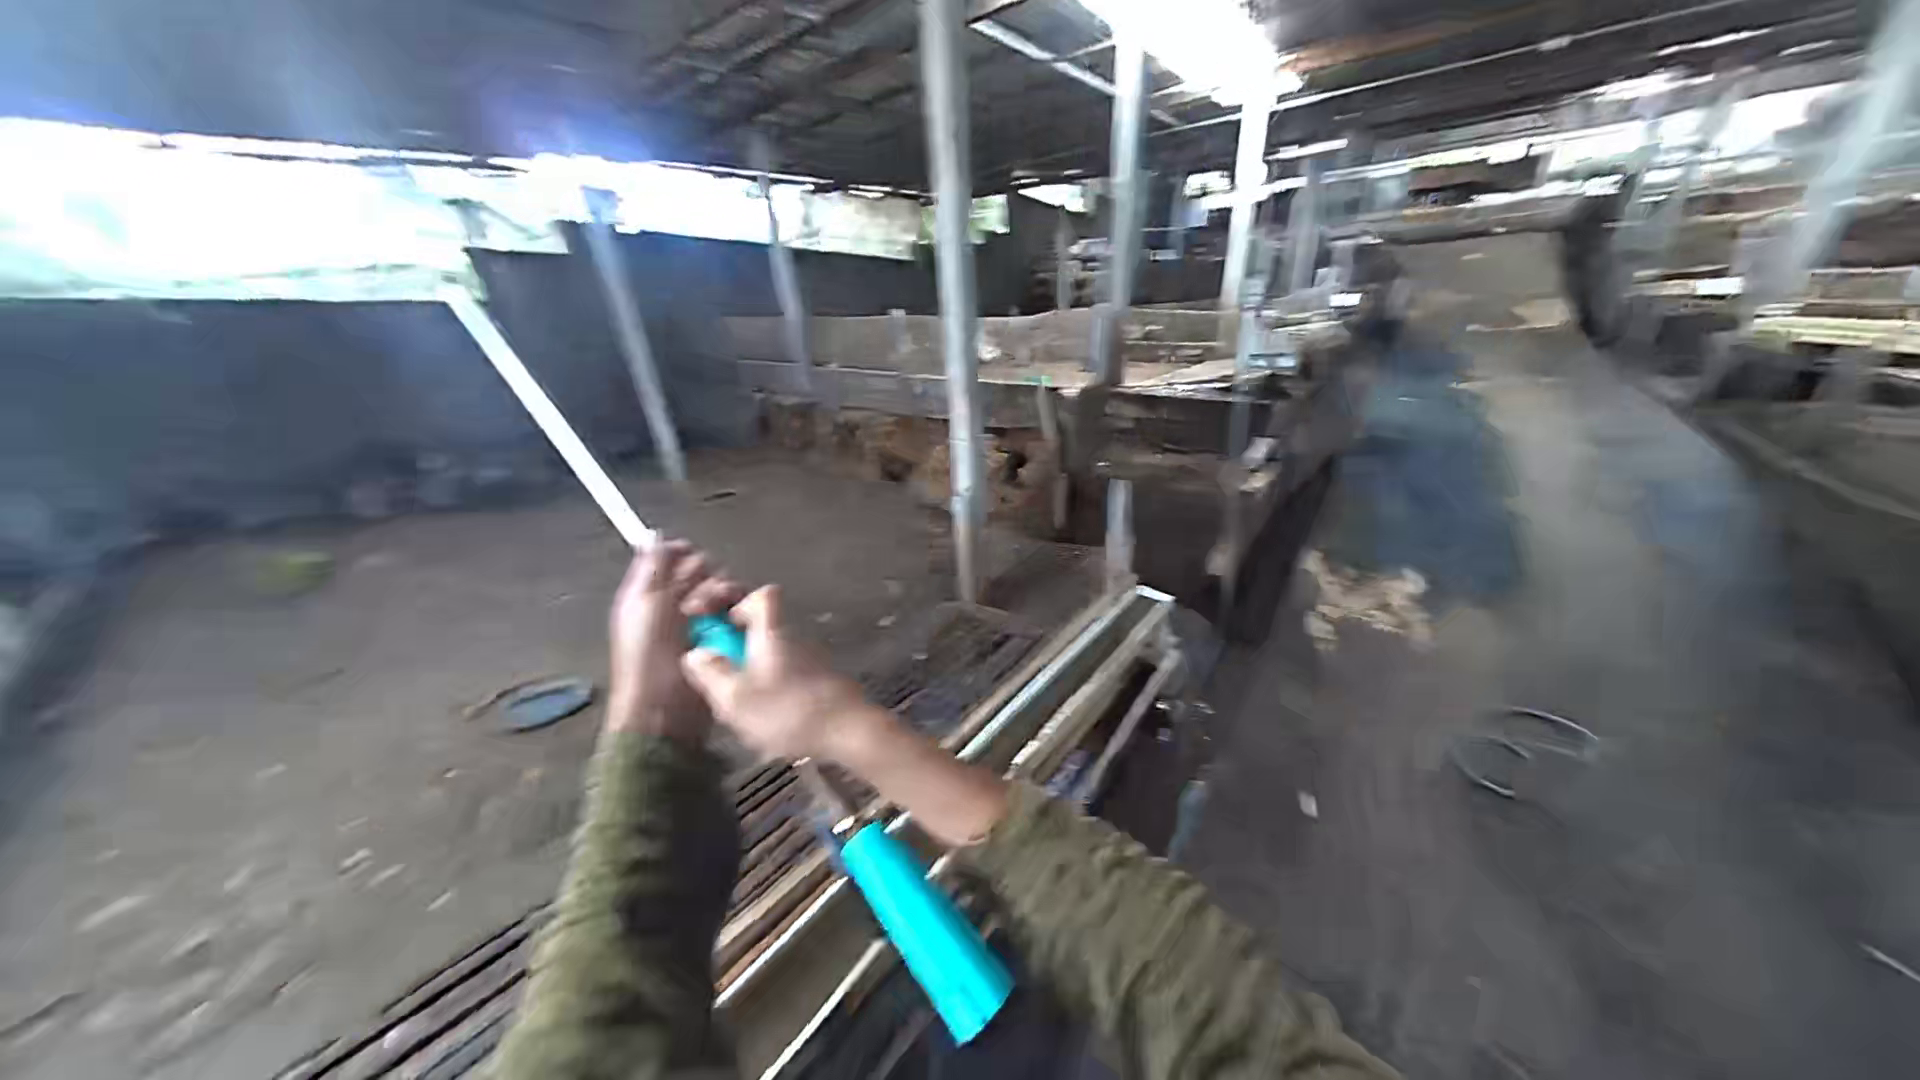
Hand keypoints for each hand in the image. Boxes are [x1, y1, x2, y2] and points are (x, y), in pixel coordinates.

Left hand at [606, 541, 742, 740]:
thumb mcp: (644, 601)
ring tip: (712, 614)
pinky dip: (736, 611)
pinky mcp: (722, 638)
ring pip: (723, 589)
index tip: (691, 558)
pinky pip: (736, 612)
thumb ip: (653, 566)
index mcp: (648, 593)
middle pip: (702, 571)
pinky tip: (733, 620)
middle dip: (704, 578)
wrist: (666, 703)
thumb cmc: (648, 652)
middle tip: (696, 598)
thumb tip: (654, 534)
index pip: (672, 558)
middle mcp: (674, 604)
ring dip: (720, 595)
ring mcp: (699, 623)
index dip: (683, 554)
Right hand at [680, 585, 877, 762]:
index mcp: (773, 631)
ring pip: (777, 652)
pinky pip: (791, 672)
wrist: (848, 731)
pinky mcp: (824, 681)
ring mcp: (814, 659)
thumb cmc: (788, 711)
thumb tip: (697, 653)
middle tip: (725, 676)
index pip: (763, 595)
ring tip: (743, 703)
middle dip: (741, 645)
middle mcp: (796, 637)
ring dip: (756, 670)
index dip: (739, 604)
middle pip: (766, 626)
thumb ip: (711, 672)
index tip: (723, 628)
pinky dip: (776, 686)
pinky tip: (769, 716)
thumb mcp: (735, 696)